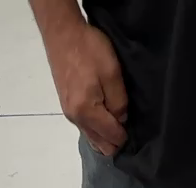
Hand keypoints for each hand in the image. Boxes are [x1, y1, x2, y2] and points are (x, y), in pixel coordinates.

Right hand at [41, 21, 127, 155]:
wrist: (62, 33)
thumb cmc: (88, 49)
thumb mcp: (111, 73)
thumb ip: (119, 101)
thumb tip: (122, 120)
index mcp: (87, 112)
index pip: (111, 138)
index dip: (125, 135)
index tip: (133, 125)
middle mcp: (76, 120)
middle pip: (101, 146)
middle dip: (115, 141)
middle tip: (125, 123)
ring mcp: (69, 115)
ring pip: (93, 139)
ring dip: (105, 135)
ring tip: (115, 118)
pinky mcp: (67, 108)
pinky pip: (85, 129)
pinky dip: (96, 129)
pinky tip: (103, 116)